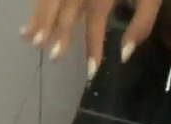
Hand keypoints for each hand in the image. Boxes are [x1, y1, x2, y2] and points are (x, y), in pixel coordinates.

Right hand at [24, 0, 162, 74]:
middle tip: (52, 57)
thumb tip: (124, 55)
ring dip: (41, 17)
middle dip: (59, 34)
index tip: (91, 71)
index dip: (93, 46)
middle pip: (68, 9)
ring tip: (29, 39)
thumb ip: (142, 22)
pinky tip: (33, 9)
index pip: (95, 21)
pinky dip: (40, 0)